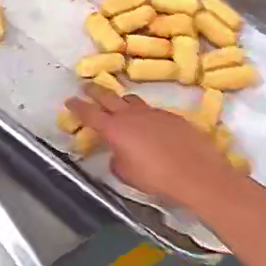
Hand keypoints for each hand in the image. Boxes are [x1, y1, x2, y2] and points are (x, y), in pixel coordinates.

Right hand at [66, 86, 247, 211]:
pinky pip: (153, 111)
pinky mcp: (173, 117)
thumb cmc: (156, 178)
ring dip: (121, 101)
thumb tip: (119, 154)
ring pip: (132, 100)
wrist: (197, 174)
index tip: (69, 100)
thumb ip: (117, 160)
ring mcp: (154, 113)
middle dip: (95, 91)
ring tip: (119, 105)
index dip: (77, 106)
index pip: (89, 113)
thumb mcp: (126, 174)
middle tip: (86, 86)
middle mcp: (132, 115)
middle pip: (108, 96)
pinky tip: (150, 126)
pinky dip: (145, 115)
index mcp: (114, 129)